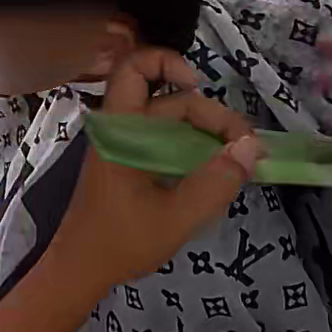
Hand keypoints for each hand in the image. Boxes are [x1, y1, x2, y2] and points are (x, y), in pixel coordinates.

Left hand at [43, 47, 260, 290]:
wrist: (81, 269)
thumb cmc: (120, 242)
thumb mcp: (176, 217)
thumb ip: (215, 183)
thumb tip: (250, 148)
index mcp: (119, 130)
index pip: (134, 69)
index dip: (166, 62)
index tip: (199, 87)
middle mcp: (120, 129)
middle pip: (168, 99)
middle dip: (210, 114)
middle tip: (244, 147)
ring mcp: (125, 146)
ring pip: (170, 121)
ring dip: (205, 132)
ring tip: (238, 158)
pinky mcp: (130, 163)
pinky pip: (165, 140)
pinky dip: (192, 146)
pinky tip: (215, 168)